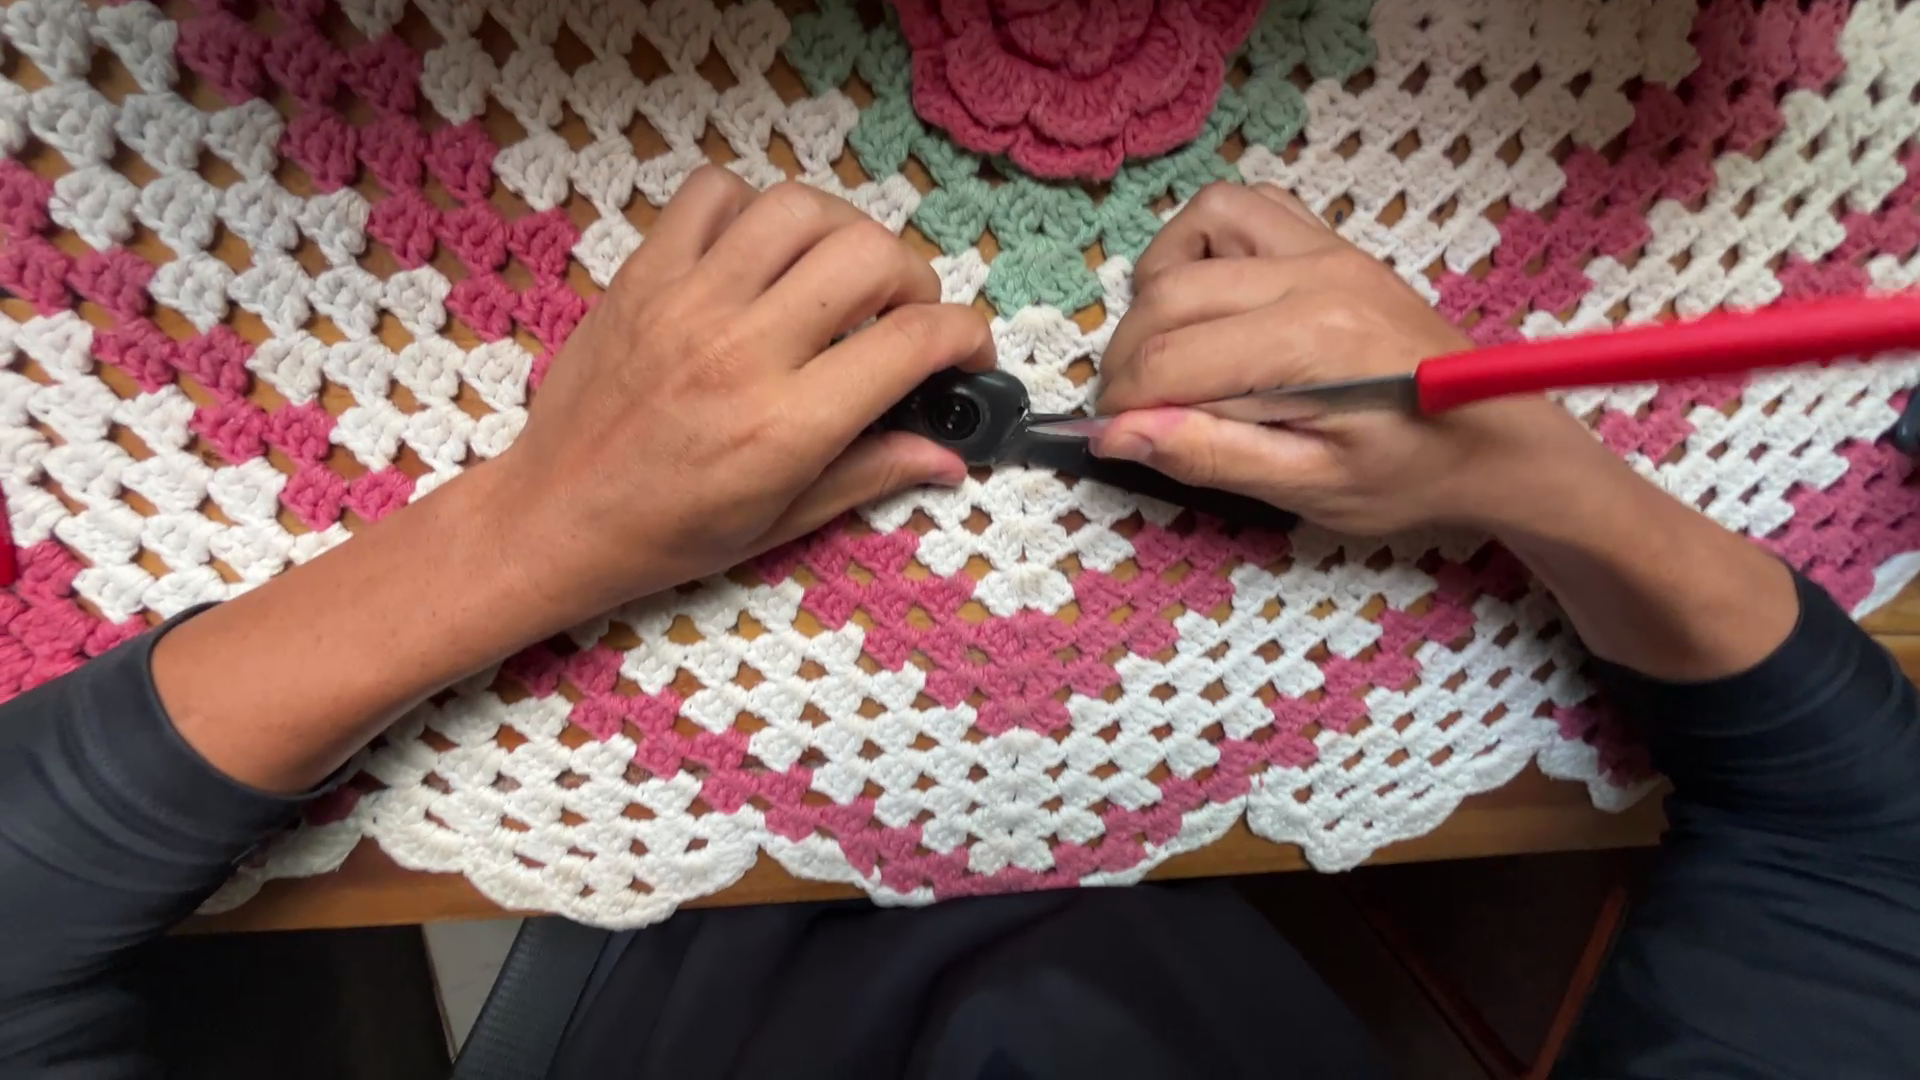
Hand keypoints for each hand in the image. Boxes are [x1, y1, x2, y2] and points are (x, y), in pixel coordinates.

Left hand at [494, 167, 993, 619]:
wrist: (556, 516)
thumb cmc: (674, 533)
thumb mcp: (785, 520)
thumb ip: (873, 474)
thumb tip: (949, 456)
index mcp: (787, 424)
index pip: (911, 343)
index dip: (966, 336)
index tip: (970, 353)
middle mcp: (744, 348)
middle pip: (868, 256)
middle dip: (916, 279)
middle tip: (908, 317)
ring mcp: (688, 299)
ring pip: (800, 208)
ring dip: (848, 234)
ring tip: (847, 278)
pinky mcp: (644, 273)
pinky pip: (714, 194)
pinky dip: (759, 211)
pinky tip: (765, 257)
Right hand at [1091, 182, 1607, 535]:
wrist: (1500, 439)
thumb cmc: (1409, 476)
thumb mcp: (1306, 488)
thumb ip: (1209, 454)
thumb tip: (1113, 435)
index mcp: (1312, 341)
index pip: (1170, 359)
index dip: (1122, 405)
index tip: (1118, 439)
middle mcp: (1312, 274)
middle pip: (1167, 295)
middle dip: (1126, 361)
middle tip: (1136, 412)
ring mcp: (1322, 247)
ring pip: (1191, 233)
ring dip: (1153, 293)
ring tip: (1165, 352)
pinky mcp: (1326, 242)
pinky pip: (1237, 209)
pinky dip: (1195, 245)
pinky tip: (1202, 295)